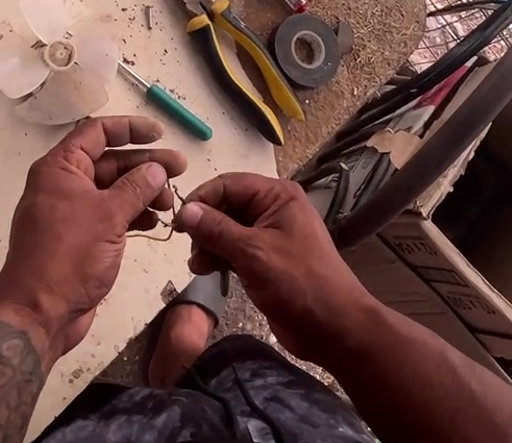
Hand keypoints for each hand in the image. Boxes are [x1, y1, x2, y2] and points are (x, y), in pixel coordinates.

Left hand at [0, 116, 187, 360]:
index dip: (129, 128)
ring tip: (170, 202)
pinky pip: (111, 214)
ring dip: (143, 192)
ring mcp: (71, 212)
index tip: (159, 134)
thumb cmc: (68, 255)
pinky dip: (133, 215)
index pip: (97, 132)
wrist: (39, 315)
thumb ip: (136, 187)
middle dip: (145, 165)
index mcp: (60, 168)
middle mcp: (63, 184)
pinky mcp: (80, 238)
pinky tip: (155, 222)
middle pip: (110, 161)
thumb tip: (157, 168)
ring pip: (113, 190)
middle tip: (179, 169)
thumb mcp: (108, 215)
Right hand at [173, 173, 379, 365]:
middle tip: (190, 249)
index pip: (229, 184)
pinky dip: (219, 256)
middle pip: (226, 205)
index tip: (178, 223)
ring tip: (199, 265)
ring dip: (209, 243)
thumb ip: (216, 230)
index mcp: (277, 195)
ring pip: (227, 228)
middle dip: (205, 225)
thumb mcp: (253, 252)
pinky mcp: (265, 258)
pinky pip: (234, 248)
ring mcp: (269, 234)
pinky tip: (207, 270)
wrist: (334, 328)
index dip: (202, 199)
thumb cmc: (298, 282)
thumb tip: (184, 210)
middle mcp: (273, 208)